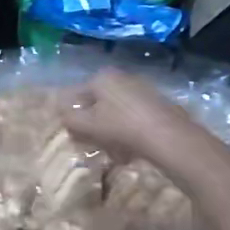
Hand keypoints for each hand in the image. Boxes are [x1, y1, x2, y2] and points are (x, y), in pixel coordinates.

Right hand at [64, 71, 211, 167]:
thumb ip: (70, 119)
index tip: (74, 136)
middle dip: (93, 125)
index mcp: (102, 77)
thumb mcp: (87, 124)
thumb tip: (64, 116)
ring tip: (112, 152)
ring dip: (111, 132)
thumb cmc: (120, 126)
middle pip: (98, 104)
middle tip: (92, 144)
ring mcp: (142, 90)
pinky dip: (128, 133)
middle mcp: (122, 77)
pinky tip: (129, 150)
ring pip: (117, 113)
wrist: (166, 135)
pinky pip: (134, 119)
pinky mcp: (158, 104)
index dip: (72, 117)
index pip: (77, 95)